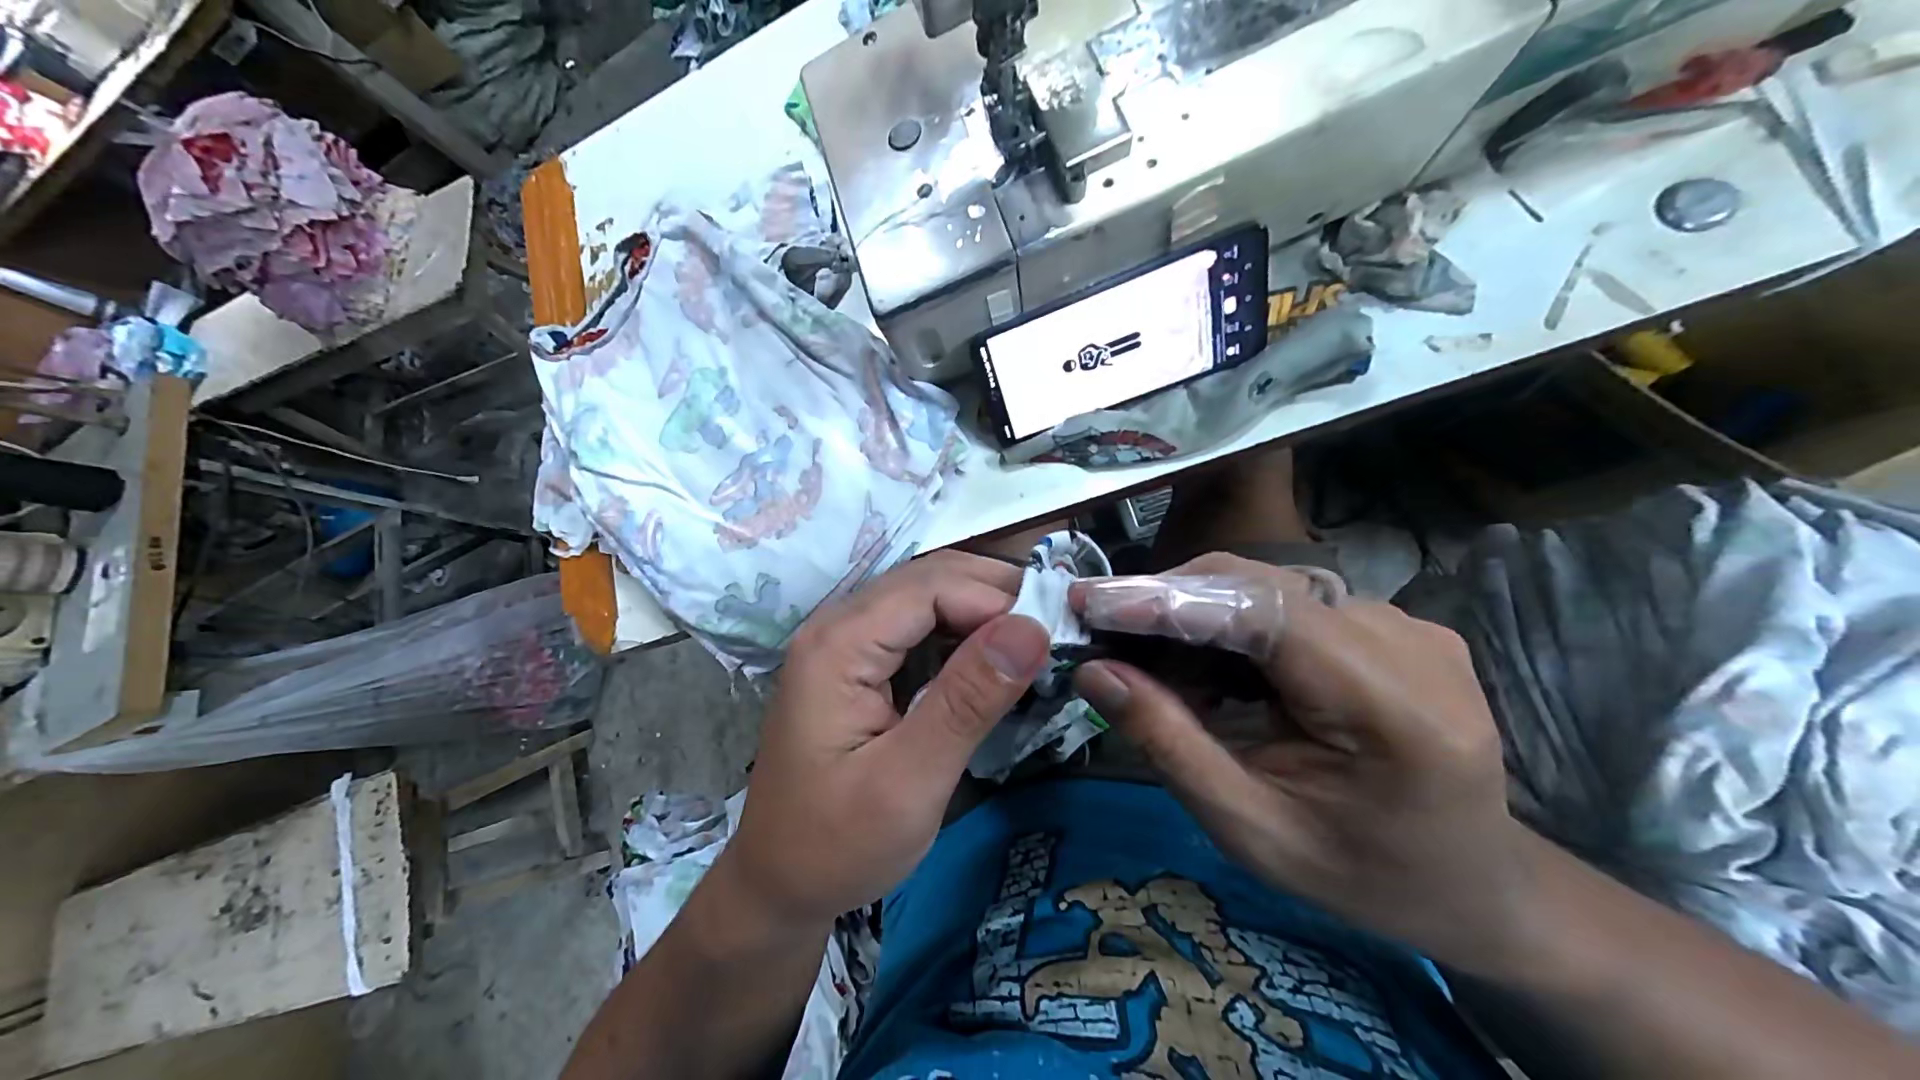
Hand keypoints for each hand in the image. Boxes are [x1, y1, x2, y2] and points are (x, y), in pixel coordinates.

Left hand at [716, 550, 1050, 927]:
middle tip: (1058, 628)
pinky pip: (917, 627)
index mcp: (839, 646)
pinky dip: (962, 632)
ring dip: (982, 609)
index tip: (1054, 631)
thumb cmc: (837, 845)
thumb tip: (1031, 628)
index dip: (996, 598)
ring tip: (1037, 640)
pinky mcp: (855, 664)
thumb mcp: (909, 783)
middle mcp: (836, 627)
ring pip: (925, 597)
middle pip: (928, 579)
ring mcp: (843, 643)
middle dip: (996, 594)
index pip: (930, 586)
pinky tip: (993, 658)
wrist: (778, 883)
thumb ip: (968, 701)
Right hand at [1069, 553, 1532, 970]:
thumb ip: (1170, 744)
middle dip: (1168, 599)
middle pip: (1263, 586)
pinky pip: (1291, 602)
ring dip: (1195, 612)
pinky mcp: (1394, 624)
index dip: (1170, 600)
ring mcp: (1409, 625)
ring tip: (1142, 653)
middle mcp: (1411, 643)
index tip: (1090, 601)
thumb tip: (1094, 671)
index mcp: (1395, 708)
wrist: (1473, 884)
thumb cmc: (1361, 874)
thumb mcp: (1250, 829)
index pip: (1265, 615)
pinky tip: (1204, 663)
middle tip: (1096, 624)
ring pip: (1270, 587)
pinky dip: (1231, 623)